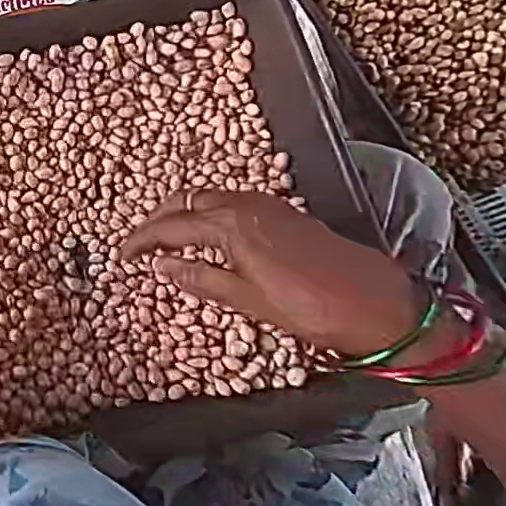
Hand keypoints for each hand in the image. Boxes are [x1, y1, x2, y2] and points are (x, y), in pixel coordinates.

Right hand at [119, 191, 424, 357]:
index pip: (170, 227)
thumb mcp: (248, 301)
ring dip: (180, 212)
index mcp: (230, 226)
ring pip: (206, 196)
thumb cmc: (312, 309)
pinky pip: (230, 200)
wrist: (383, 306)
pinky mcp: (282, 210)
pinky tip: (205, 233)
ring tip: (166, 238)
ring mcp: (266, 204)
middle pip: (183, 201)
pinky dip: (206, 211)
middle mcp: (244, 205)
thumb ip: (200, 278)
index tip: (122, 256)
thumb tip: (161, 265)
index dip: (141, 241)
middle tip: (139, 244)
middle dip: (156, 220)